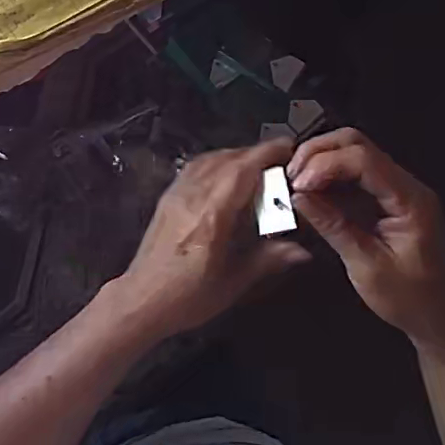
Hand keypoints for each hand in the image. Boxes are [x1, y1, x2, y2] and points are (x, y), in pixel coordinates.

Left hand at [108, 142, 311, 342]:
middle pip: (224, 160)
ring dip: (233, 156)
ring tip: (257, 165)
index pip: (240, 171)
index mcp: (210, 215)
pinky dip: (214, 163)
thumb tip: (301, 250)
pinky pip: (192, 170)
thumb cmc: (188, 296)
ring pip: (206, 161)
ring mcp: (175, 195)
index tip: (286, 147)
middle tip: (280, 159)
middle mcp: (191, 197)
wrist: (143, 298)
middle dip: (253, 154)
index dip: (264, 154)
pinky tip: (226, 175)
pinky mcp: (166, 199)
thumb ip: (267, 260)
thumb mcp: (233, 282)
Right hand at [289, 129, 444, 360]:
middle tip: (291, 176)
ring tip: (294, 183)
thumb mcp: (367, 266)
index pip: (364, 159)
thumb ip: (333, 226)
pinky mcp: (380, 196)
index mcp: (411, 200)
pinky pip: (348, 171)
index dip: (324, 164)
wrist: (438, 320)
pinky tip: (307, 191)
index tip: (298, 185)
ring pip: (349, 151)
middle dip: (317, 153)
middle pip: (356, 144)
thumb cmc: (409, 299)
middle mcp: (405, 185)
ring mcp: (393, 189)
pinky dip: (323, 174)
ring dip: (317, 161)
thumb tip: (297, 196)